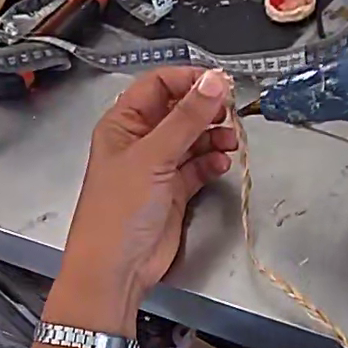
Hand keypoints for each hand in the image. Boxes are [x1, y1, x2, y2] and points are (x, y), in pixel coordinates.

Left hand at [58, 67, 237, 321]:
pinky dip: (211, 164)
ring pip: (192, 140)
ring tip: (231, 142)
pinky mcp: (173, 192)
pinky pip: (197, 168)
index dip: (189, 81)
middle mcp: (140, 142)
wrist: (117, 267)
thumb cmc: (119, 210)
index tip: (220, 83)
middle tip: (230, 113)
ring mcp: (158, 168)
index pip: (158, 85)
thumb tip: (215, 81)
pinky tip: (221, 166)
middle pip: (179, 112)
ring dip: (213, 138)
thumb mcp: (153, 157)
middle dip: (205, 111)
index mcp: (123, 124)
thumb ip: (187, 118)